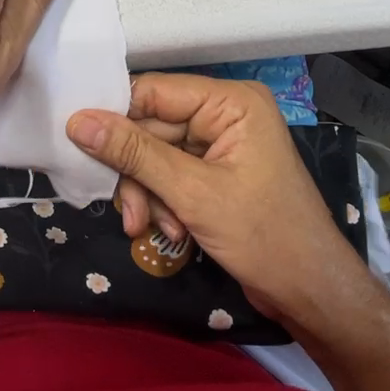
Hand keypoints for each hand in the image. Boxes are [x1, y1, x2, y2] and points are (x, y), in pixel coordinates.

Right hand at [65, 73, 372, 319]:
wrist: (314, 299)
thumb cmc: (265, 237)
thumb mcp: (192, 193)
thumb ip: (132, 153)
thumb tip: (75, 121)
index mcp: (229, 102)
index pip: (152, 92)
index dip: (114, 117)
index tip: (77, 142)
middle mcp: (223, 113)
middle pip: (149, 126)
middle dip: (134, 171)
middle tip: (128, 212)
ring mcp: (218, 143)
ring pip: (152, 153)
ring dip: (146, 192)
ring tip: (148, 227)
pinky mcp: (213, 171)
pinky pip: (167, 172)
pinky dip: (160, 200)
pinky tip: (167, 230)